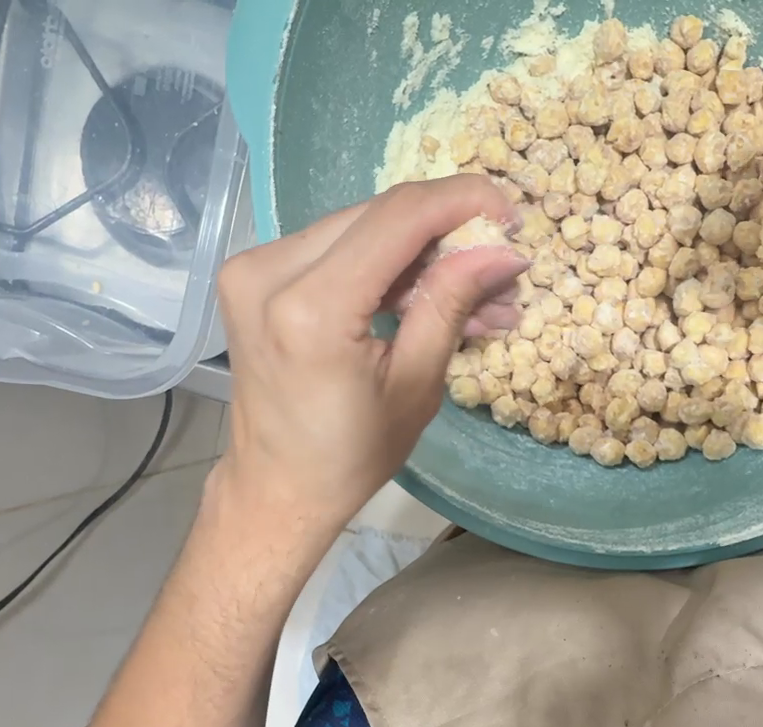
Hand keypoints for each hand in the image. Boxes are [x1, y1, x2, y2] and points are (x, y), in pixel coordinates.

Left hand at [216, 176, 529, 530]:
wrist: (278, 488)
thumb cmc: (351, 456)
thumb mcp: (416, 385)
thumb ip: (451, 303)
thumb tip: (502, 249)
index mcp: (310, 308)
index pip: (397, 219)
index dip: (461, 203)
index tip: (510, 215)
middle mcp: (268, 271)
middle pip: (377, 218)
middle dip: (446, 236)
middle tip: (499, 271)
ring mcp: (253, 269)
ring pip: (358, 230)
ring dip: (419, 257)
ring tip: (475, 298)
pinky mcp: (253, 277)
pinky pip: (333, 251)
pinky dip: (383, 269)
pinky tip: (426, 297)